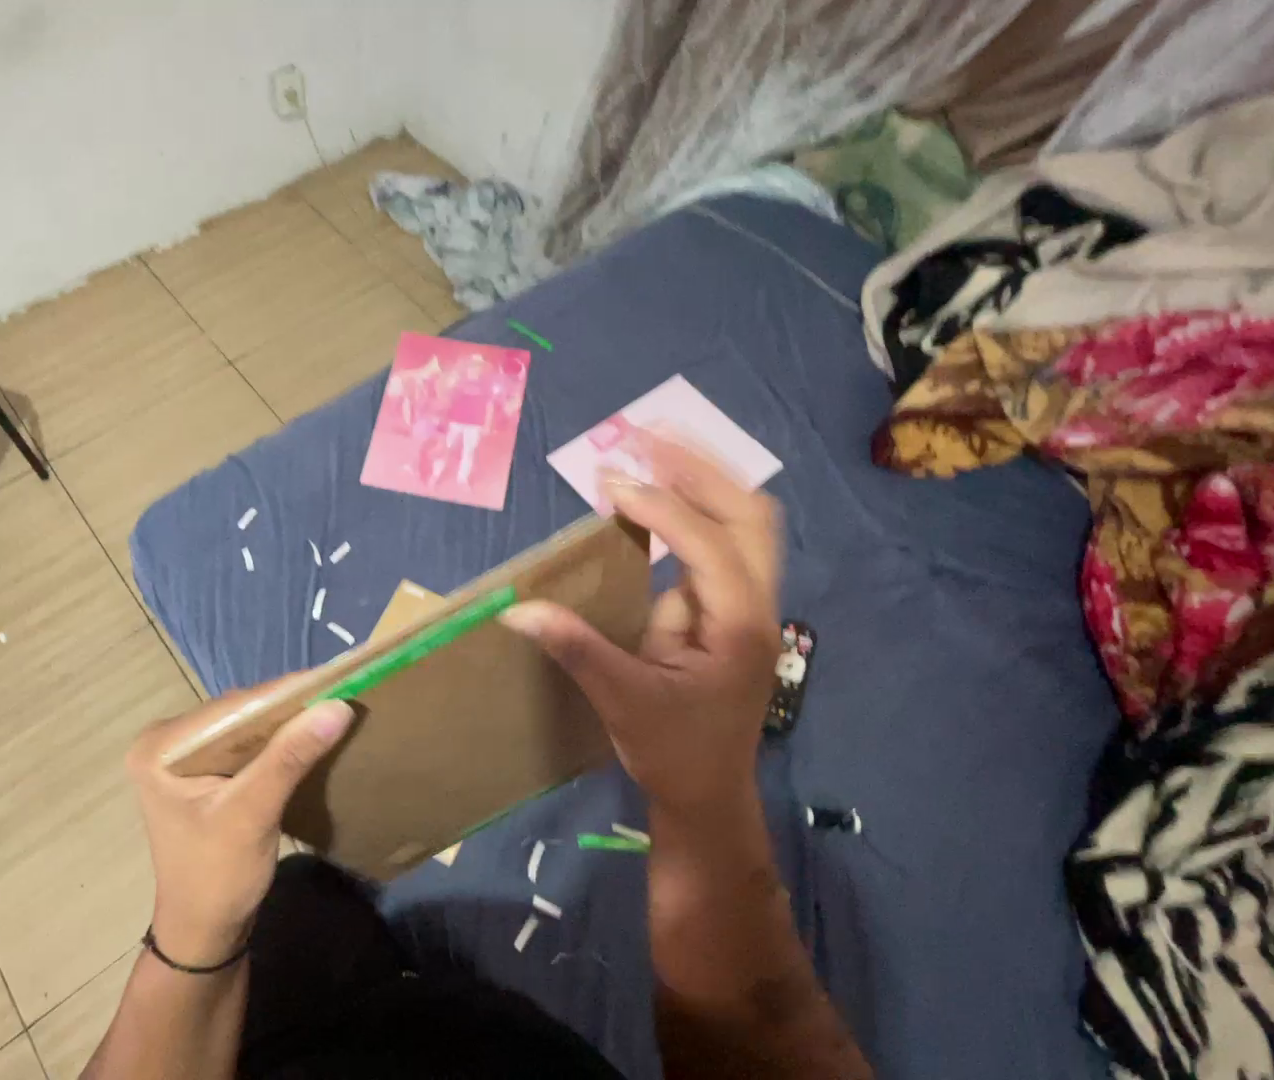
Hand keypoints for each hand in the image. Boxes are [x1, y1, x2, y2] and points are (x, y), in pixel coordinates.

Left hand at [125, 684, 353, 966]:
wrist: (203, 934)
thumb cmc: (217, 878)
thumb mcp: (252, 815)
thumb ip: (289, 758)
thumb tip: (337, 706)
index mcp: (160, 746)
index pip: (232, 708)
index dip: (284, 692)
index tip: (335, 678)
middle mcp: (165, 741)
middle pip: (238, 712)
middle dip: (287, 706)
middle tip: (340, 691)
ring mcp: (182, 755)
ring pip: (244, 725)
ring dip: (285, 722)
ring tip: (332, 708)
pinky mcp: (202, 770)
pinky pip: (245, 743)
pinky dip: (276, 741)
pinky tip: (308, 735)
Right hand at [500, 437, 781, 830]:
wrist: (708, 794)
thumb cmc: (672, 750)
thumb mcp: (622, 700)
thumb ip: (576, 648)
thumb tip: (517, 608)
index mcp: (740, 625)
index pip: (707, 546)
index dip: (661, 509)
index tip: (609, 484)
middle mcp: (757, 604)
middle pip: (749, 513)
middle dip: (700, 468)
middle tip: (645, 436)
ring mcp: (748, 604)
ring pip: (744, 522)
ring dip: (702, 481)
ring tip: (652, 449)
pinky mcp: (729, 610)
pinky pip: (719, 544)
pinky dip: (691, 512)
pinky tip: (654, 502)